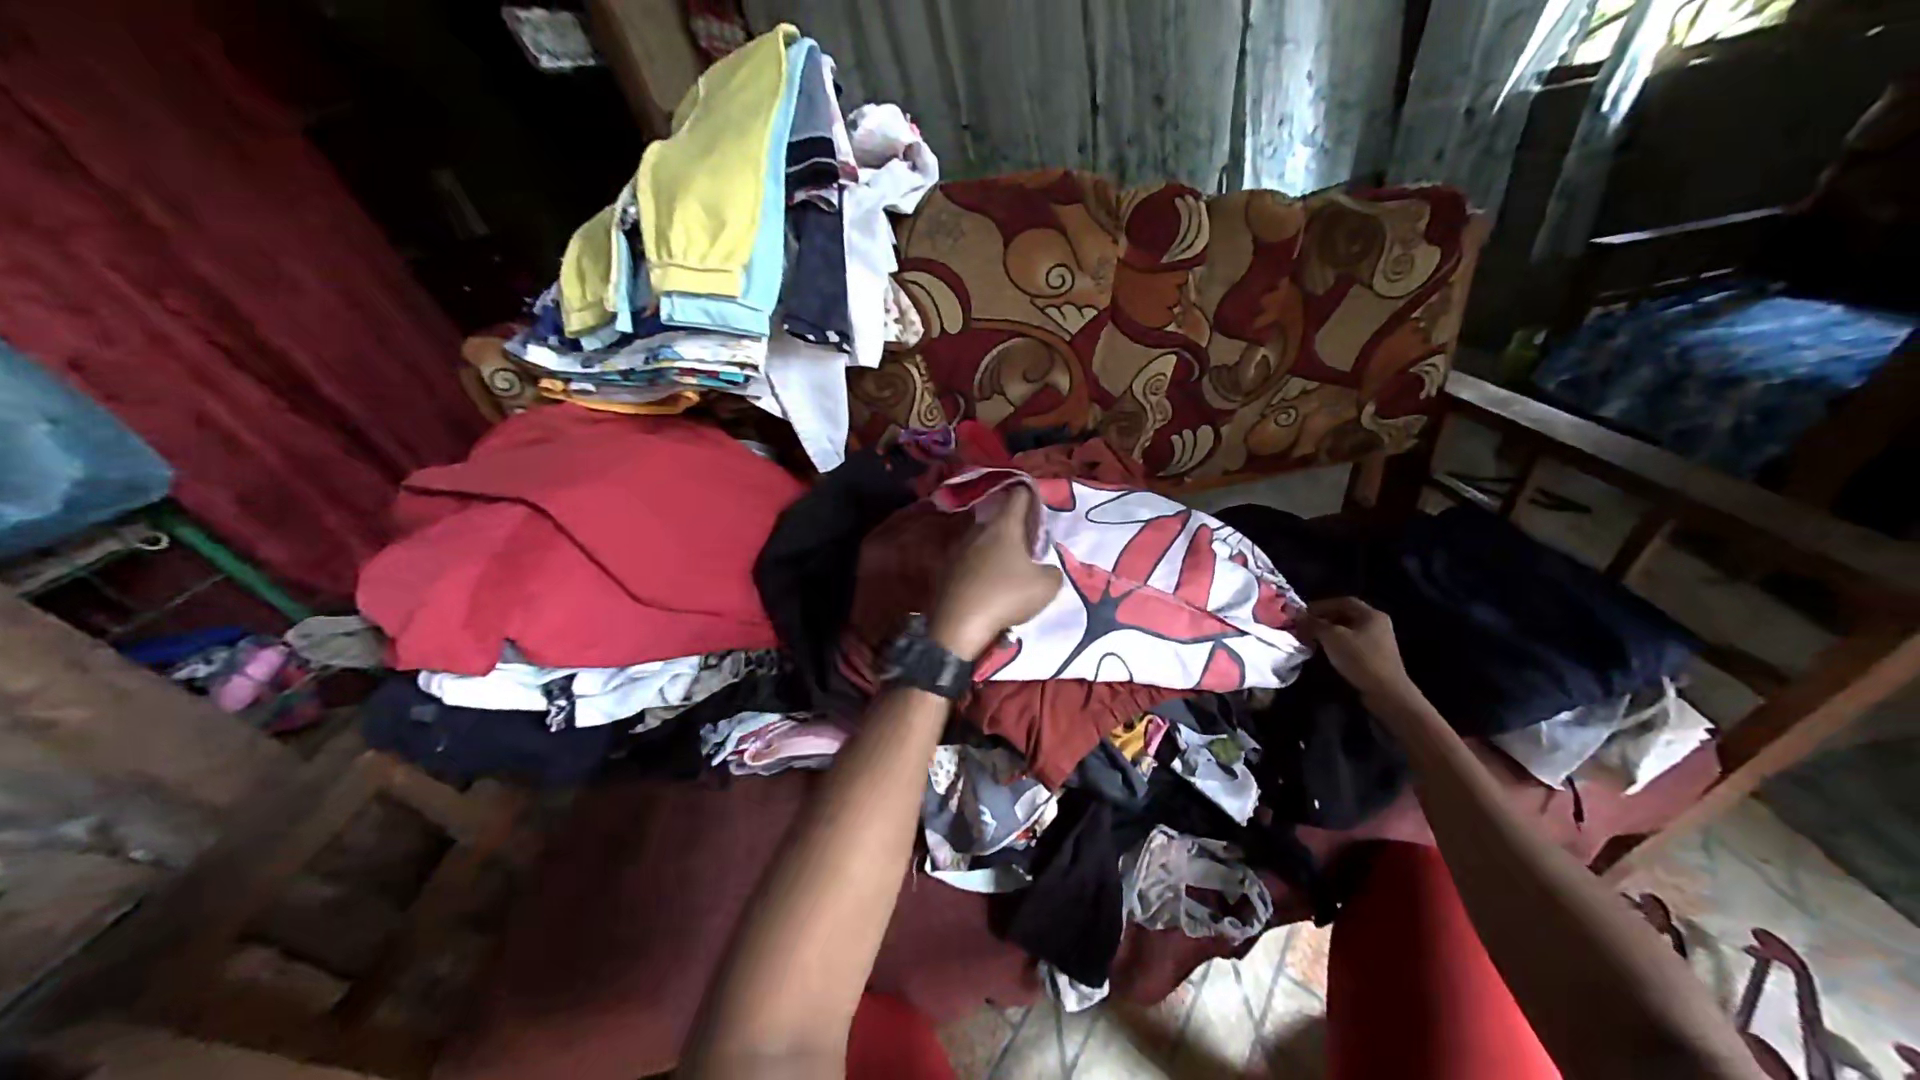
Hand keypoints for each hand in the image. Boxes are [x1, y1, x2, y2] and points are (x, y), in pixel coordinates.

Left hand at [928, 486, 1062, 658]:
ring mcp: (957, 550)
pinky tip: (986, 582)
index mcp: (1003, 526)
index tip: (1034, 497)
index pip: (1017, 497)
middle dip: (1011, 525)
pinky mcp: (945, 571)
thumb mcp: (1046, 586)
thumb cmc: (1006, 596)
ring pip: (980, 541)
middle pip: (996, 519)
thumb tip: (1045, 569)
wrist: (958, 625)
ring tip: (1007, 563)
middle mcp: (977, 531)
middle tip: (1025, 538)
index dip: (1028, 495)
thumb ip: (1052, 571)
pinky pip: (968, 562)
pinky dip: (979, 567)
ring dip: (993, 548)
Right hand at [1296, 597, 1418, 706]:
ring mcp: (1378, 640)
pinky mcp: (1375, 655)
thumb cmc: (1359, 658)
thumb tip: (1296, 614)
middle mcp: (1377, 623)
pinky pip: (1352, 642)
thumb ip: (1313, 623)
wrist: (1385, 691)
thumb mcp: (1332, 637)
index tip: (1303, 613)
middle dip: (1324, 618)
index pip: (1343, 601)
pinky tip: (1326, 650)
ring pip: (1348, 629)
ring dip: (1329, 631)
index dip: (1321, 605)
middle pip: (1346, 614)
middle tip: (1305, 625)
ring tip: (1312, 638)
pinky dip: (1337, 642)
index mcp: (1371, 614)